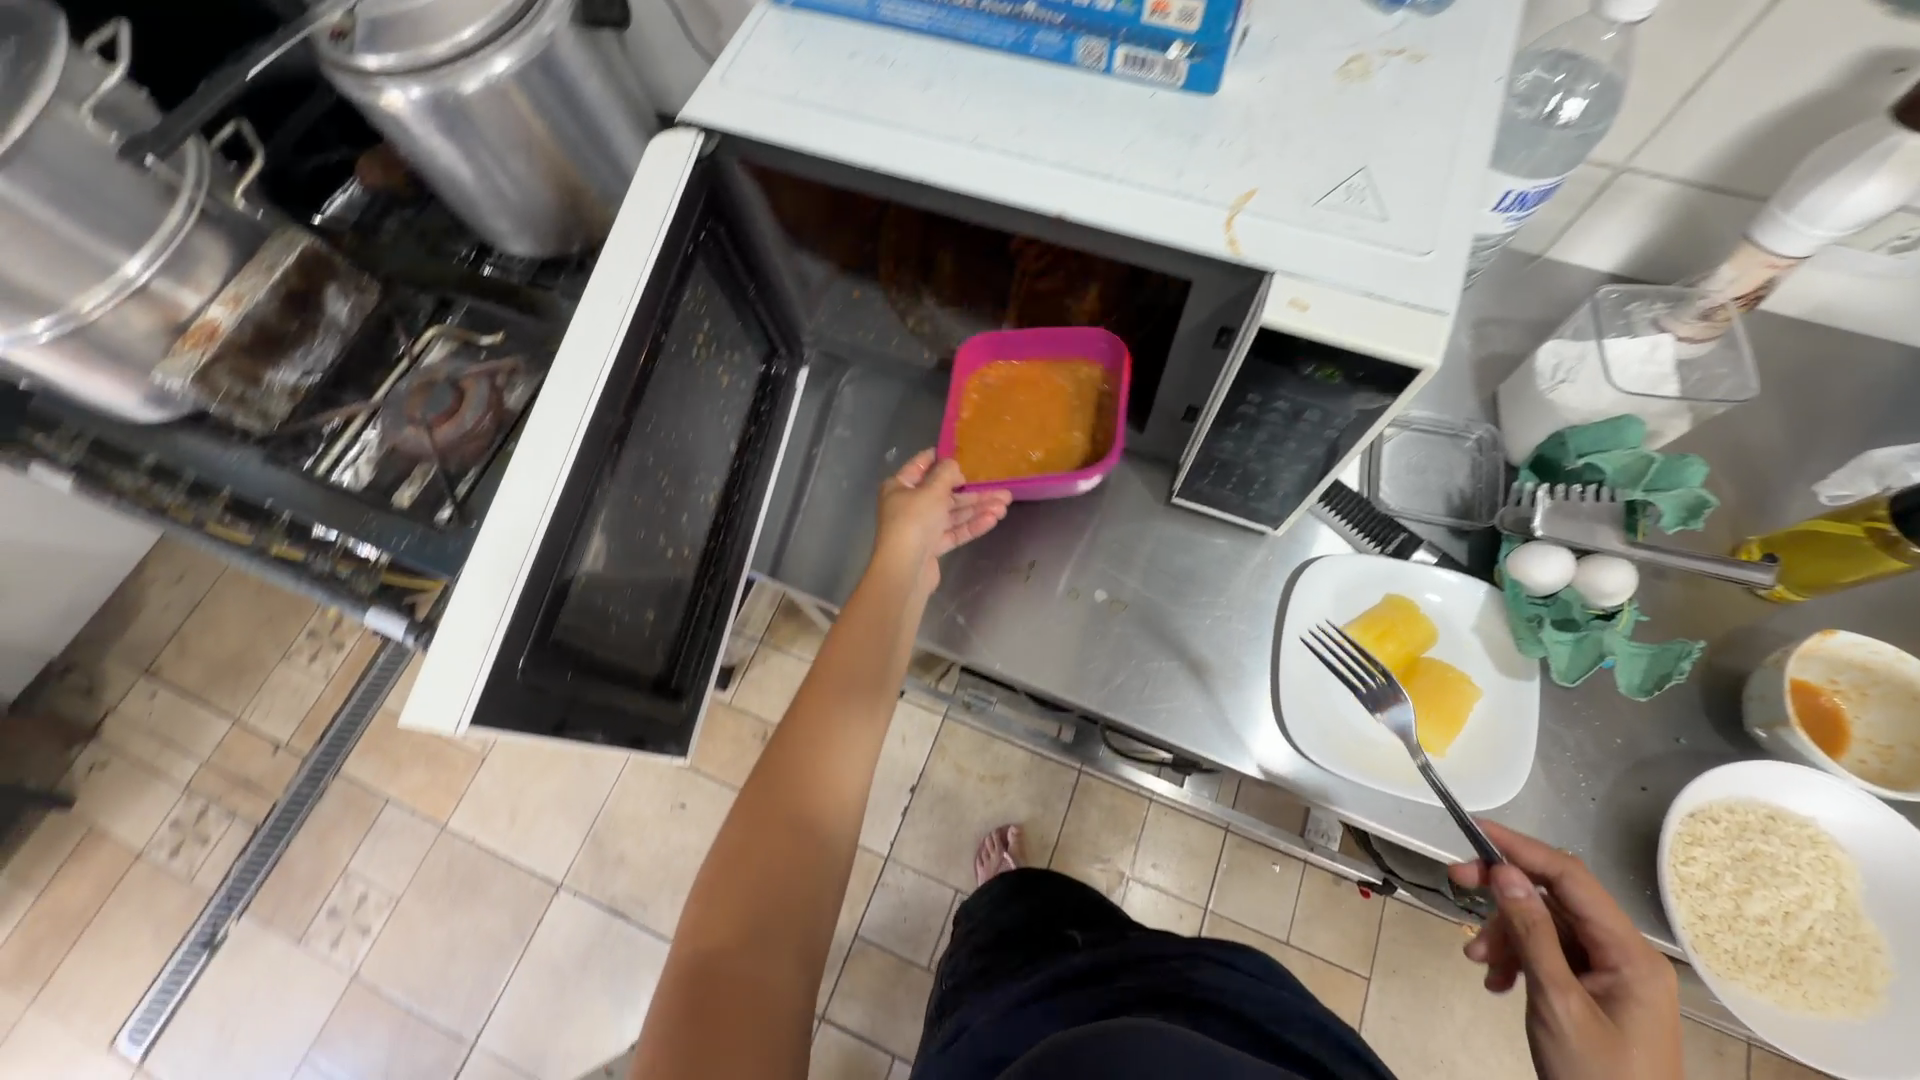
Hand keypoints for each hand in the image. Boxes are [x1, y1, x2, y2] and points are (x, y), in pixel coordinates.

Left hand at [874, 450, 1011, 592]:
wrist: (905, 569)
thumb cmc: (914, 521)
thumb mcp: (932, 490)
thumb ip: (946, 474)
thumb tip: (953, 466)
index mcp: (900, 486)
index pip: (921, 465)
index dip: (941, 458)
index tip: (963, 453)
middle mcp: (909, 505)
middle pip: (944, 493)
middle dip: (973, 492)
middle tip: (1002, 490)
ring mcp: (921, 527)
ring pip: (953, 514)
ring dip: (978, 509)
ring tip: (1004, 505)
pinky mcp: (932, 546)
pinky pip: (954, 531)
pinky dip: (972, 525)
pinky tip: (993, 519)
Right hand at [1447, 821, 1681, 1079]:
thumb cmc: (1596, 1077)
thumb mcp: (1557, 1003)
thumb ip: (1533, 934)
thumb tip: (1505, 872)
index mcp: (1631, 954)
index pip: (1571, 878)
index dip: (1522, 849)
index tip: (1475, 831)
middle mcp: (1625, 954)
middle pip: (1554, 899)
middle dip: (1504, 894)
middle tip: (1457, 882)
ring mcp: (1611, 973)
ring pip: (1545, 926)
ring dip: (1504, 935)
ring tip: (1479, 963)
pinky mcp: (1595, 990)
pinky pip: (1548, 954)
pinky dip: (1516, 959)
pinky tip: (1497, 981)